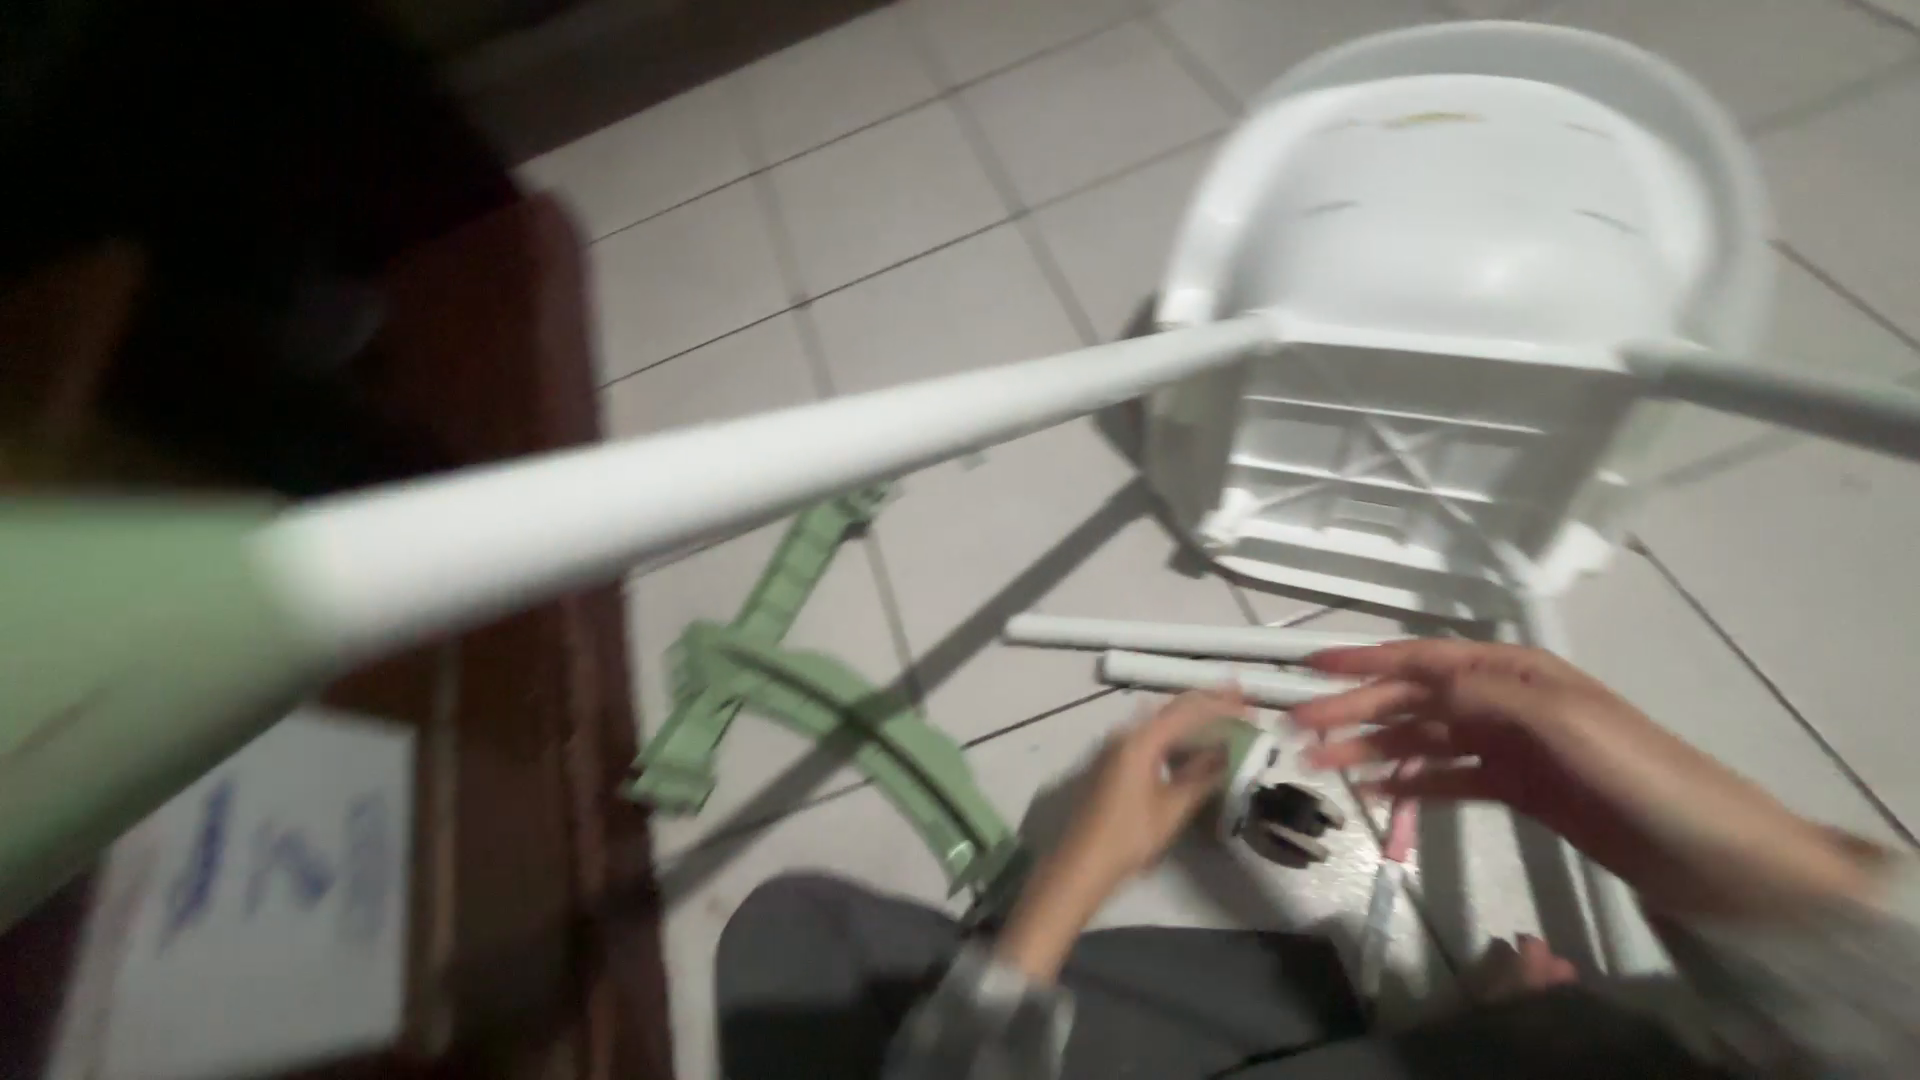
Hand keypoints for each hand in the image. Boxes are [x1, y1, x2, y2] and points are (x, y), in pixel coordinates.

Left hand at [996, 690, 1237, 979]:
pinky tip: (1192, 745)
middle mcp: (1125, 734)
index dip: (1220, 703)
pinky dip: (1175, 735)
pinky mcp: (1113, 761)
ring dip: (1191, 719)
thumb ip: (1202, 774)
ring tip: (1224, 720)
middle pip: (1172, 709)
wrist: (1082, 861)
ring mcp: (1115, 746)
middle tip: (1240, 703)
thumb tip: (1230, 749)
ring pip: (1160, 722)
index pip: (1187, 710)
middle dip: (1207, 704)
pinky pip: (1150, 736)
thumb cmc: (1128, 836)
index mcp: (1140, 740)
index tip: (1249, 701)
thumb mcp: (1172, 807)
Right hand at [1294, 640, 1887, 918]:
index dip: (1363, 660)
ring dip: (1369, 749)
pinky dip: (1408, 784)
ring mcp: (1503, 745)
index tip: (1310, 665)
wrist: (1712, 855)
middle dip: (1352, 710)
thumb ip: (1486, 693)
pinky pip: (1444, 778)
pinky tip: (1374, 792)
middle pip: (1409, 700)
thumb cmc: (1638, 772)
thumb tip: (1420, 677)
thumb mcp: (1564, 721)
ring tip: (1322, 765)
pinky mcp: (1510, 786)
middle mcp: (1499, 700)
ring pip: (1418, 740)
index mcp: (1511, 672)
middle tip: (1300, 727)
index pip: (1421, 658)